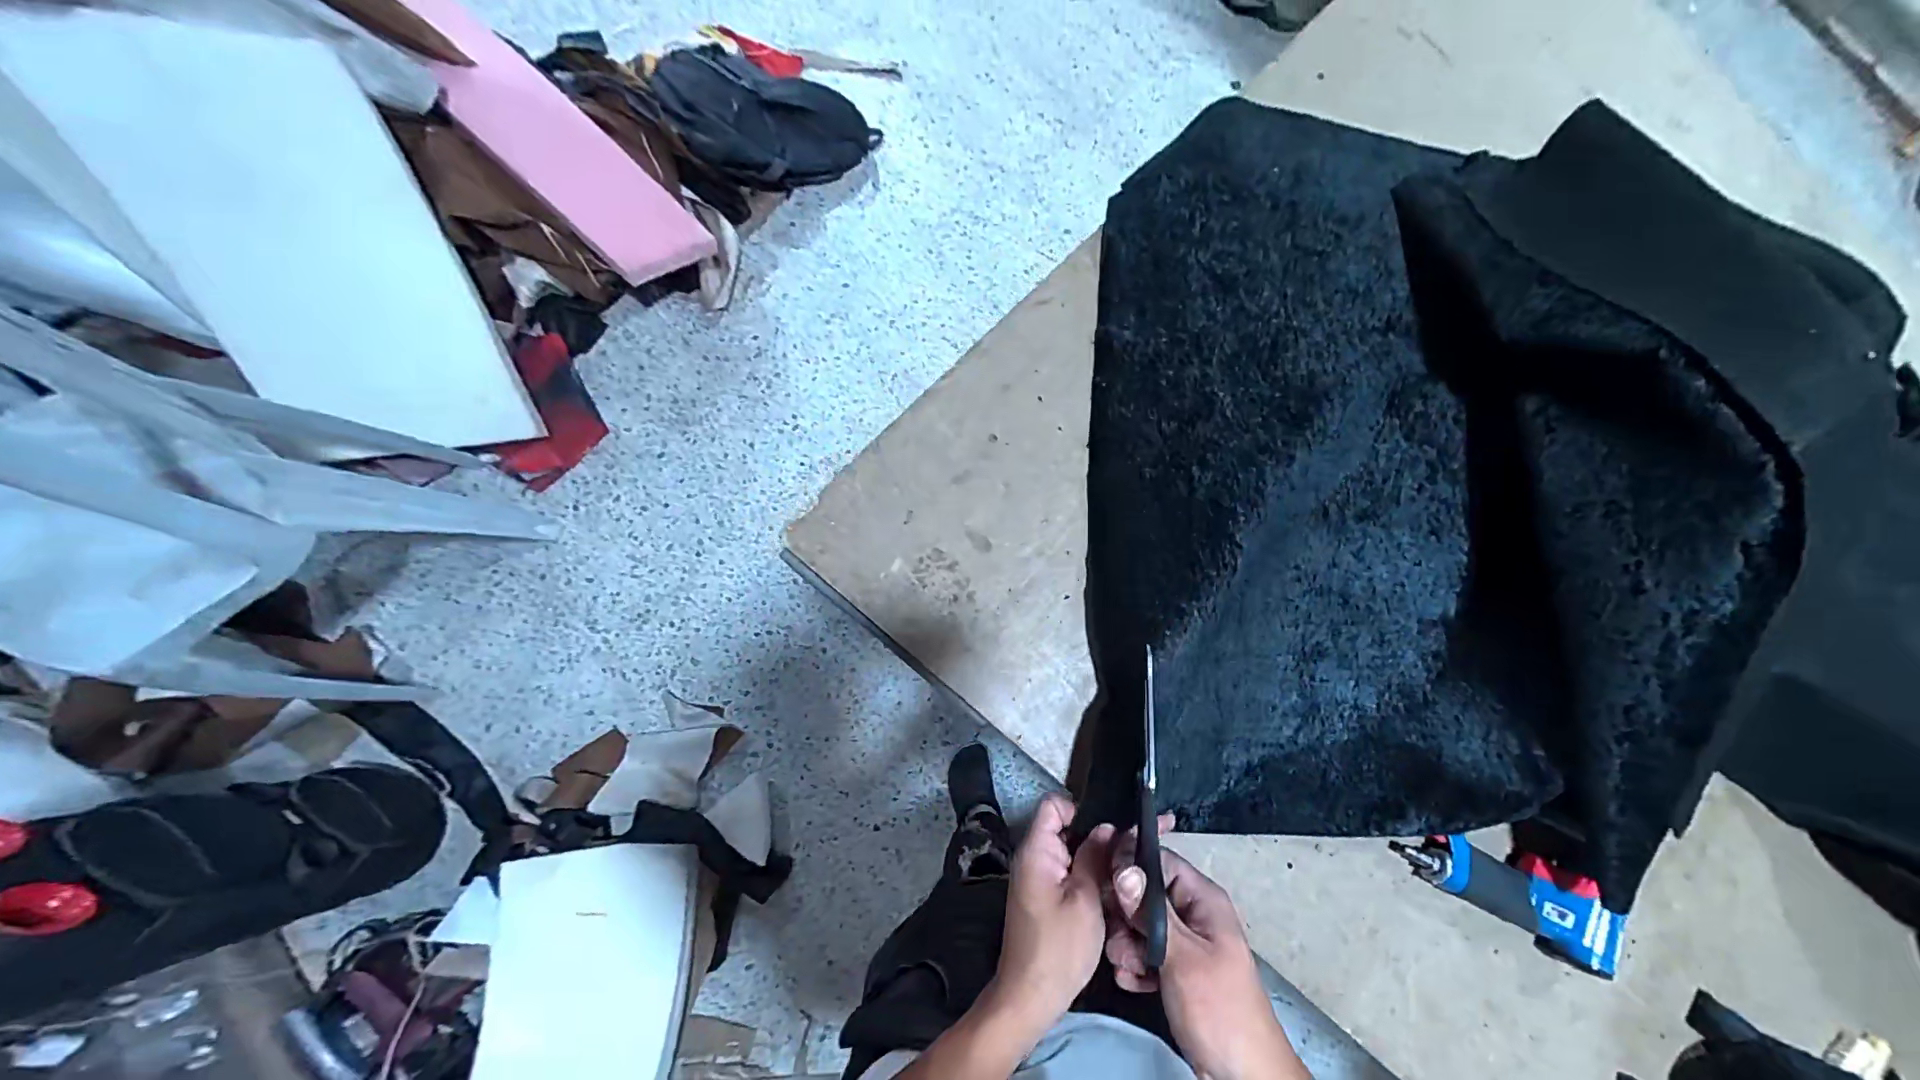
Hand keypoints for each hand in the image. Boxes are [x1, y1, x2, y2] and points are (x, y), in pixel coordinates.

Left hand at [991, 793, 1114, 1028]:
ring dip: (1093, 861)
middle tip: (1128, 855)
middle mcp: (1032, 857)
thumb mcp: (1086, 900)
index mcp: (1036, 850)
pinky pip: (1065, 872)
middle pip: (1064, 828)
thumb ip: (1095, 858)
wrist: (1030, 995)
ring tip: (1122, 876)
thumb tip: (1106, 828)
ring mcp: (1036, 877)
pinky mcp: (1043, 895)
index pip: (1053, 806)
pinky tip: (1108, 894)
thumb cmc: (1059, 947)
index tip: (1108, 832)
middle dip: (1094, 837)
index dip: (1080, 810)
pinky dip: (1085, 878)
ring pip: (1069, 852)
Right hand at [1107, 830, 1308, 1079]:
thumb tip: (1123, 867)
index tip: (1104, 884)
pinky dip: (1136, 966)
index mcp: (1202, 899)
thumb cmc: (1219, 1011)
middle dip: (1125, 917)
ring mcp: (1185, 943)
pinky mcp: (1176, 969)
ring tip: (1130, 968)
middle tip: (1120, 940)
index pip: (1158, 860)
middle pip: (1144, 893)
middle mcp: (1192, 914)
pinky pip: (1145, 953)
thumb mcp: (1182, 957)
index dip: (1128, 866)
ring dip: (1128, 946)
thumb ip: (1150, 911)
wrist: (1243, 1077)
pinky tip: (1135, 982)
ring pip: (1140, 925)